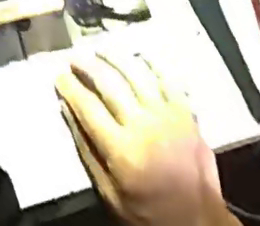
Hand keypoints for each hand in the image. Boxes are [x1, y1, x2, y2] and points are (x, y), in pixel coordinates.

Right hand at [56, 51, 237, 225]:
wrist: (199, 224)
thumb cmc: (149, 213)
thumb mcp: (110, 193)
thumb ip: (86, 151)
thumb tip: (66, 110)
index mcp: (121, 150)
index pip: (87, 107)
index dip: (70, 88)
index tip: (60, 77)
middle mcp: (143, 126)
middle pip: (108, 83)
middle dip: (87, 67)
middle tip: (74, 59)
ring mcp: (167, 116)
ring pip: (135, 73)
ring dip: (114, 57)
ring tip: (101, 51)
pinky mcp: (185, 113)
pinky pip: (166, 78)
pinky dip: (150, 64)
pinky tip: (138, 57)